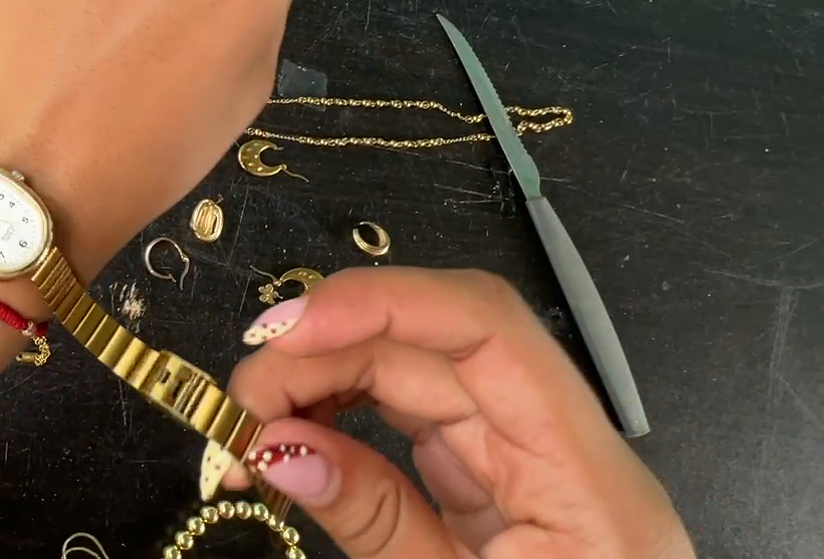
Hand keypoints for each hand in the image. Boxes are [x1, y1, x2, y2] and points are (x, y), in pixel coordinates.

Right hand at [225, 267, 692, 558]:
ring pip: (395, 363)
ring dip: (310, 378)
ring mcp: (509, 445)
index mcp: (584, 473)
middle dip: (313, 356)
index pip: (483, 325)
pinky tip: (289, 430)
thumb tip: (273, 446)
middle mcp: (549, 435)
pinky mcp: (475, 463)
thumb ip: (373, 522)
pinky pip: (393, 405)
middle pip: (416, 342)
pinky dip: (331, 406)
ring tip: (250, 426)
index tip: (284, 333)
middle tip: (239, 411)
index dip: (379, 302)